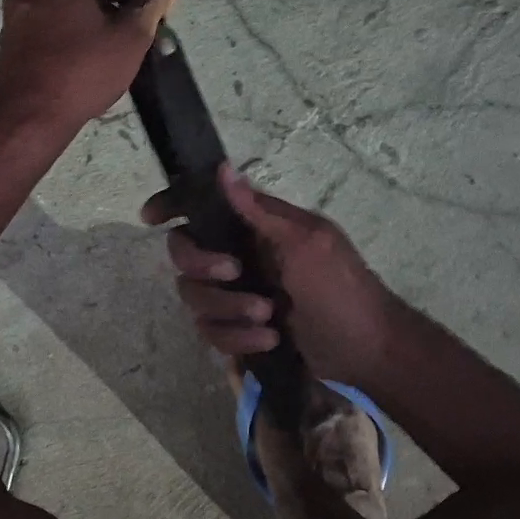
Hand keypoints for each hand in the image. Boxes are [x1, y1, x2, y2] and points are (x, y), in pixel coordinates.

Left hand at [0, 0, 183, 139]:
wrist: (30, 117)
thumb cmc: (85, 71)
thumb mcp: (130, 36)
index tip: (133, 18)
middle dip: (99, 9)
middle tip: (119, 39)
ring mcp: (12, 16)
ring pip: (55, 12)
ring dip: (77, 26)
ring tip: (99, 56)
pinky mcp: (4, 44)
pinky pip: (39, 33)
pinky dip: (57, 42)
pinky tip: (72, 68)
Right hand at [142, 165, 396, 384]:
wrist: (368, 351)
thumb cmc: (342, 288)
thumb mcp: (305, 242)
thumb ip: (258, 211)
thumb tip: (222, 168)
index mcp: (253, 228)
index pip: (200, 207)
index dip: (171, 206)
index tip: (151, 217)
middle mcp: (237, 256)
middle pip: (183, 254)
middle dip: (203, 268)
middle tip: (234, 275)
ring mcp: (235, 294)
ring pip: (193, 296)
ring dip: (226, 309)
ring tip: (267, 319)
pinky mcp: (238, 329)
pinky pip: (210, 331)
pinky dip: (236, 338)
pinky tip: (268, 339)